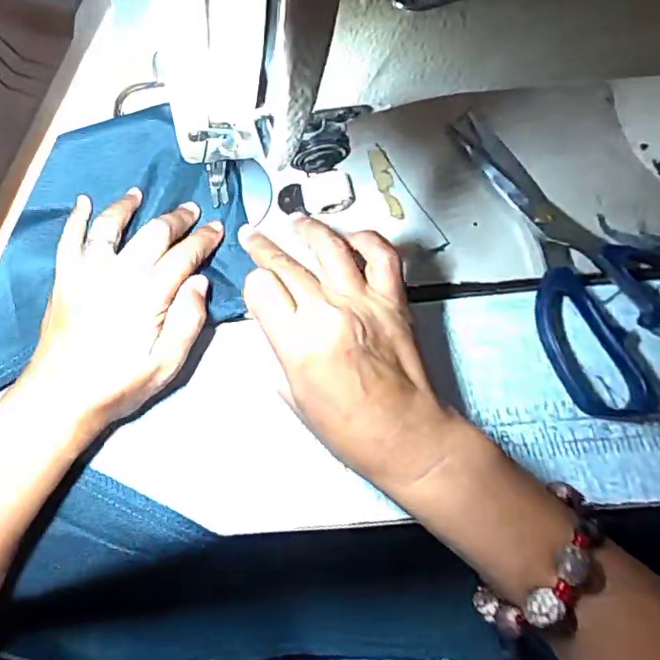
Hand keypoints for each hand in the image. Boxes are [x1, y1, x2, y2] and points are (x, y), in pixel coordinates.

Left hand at [5, 188, 224, 437]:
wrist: (61, 393)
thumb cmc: (116, 384)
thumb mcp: (165, 364)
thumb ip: (187, 321)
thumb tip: (199, 282)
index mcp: (149, 292)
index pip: (184, 255)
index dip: (203, 239)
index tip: (215, 228)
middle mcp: (119, 271)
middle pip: (153, 233)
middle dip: (176, 219)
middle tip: (190, 211)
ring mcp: (87, 270)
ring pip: (110, 225)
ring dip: (126, 206)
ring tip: (137, 194)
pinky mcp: (64, 276)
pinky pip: (69, 238)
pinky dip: (76, 217)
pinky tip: (82, 203)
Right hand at [240, 217, 465, 491]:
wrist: (408, 437)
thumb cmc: (350, 427)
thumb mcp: (292, 390)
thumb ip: (278, 347)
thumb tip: (271, 317)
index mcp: (298, 343)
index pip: (260, 287)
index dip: (251, 281)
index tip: (252, 283)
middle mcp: (328, 316)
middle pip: (285, 264)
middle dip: (262, 247)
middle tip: (252, 237)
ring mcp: (363, 304)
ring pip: (329, 247)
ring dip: (307, 229)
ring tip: (295, 222)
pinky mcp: (393, 302)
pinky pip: (381, 256)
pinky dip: (365, 239)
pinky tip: (349, 237)